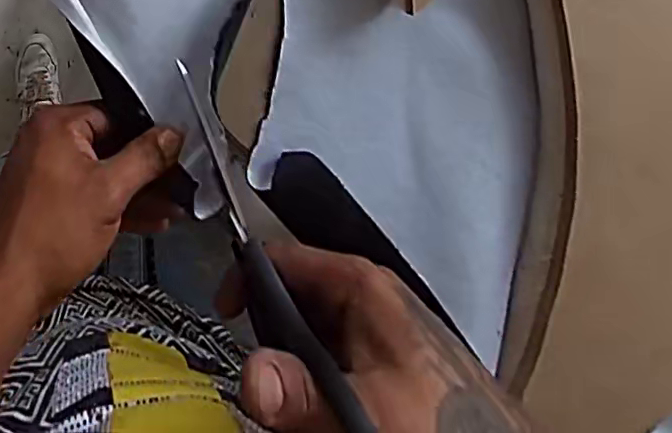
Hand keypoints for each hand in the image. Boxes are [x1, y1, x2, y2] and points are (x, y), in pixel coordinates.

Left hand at [0, 103, 183, 316]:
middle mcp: (45, 140)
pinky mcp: (47, 198)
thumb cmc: (45, 238)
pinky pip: (88, 190)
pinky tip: (146, 218)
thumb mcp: (110, 192)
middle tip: (175, 179)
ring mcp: (44, 170)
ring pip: (101, 170)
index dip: (147, 133)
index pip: (113, 114)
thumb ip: (145, 158)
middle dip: (145, 167)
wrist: (8, 288)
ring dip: (135, 190)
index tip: (174, 149)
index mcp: (55, 125)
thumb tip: (169, 136)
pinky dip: (114, 203)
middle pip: (108, 143)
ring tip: (169, 203)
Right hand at [218, 243, 533, 432]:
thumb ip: (304, 394)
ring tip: (300, 403)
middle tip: (267, 379)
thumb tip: (251, 375)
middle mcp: (368, 296)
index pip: (280, 256)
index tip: (225, 313)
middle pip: (292, 296)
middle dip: (270, 336)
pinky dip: (322, 382)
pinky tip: (327, 410)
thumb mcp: (368, 411)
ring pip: (312, 332)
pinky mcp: (390, 362)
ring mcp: (379, 328)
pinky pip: (336, 359)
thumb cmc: (446, 426)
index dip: (246, 279)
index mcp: (361, 284)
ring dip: (295, 364)